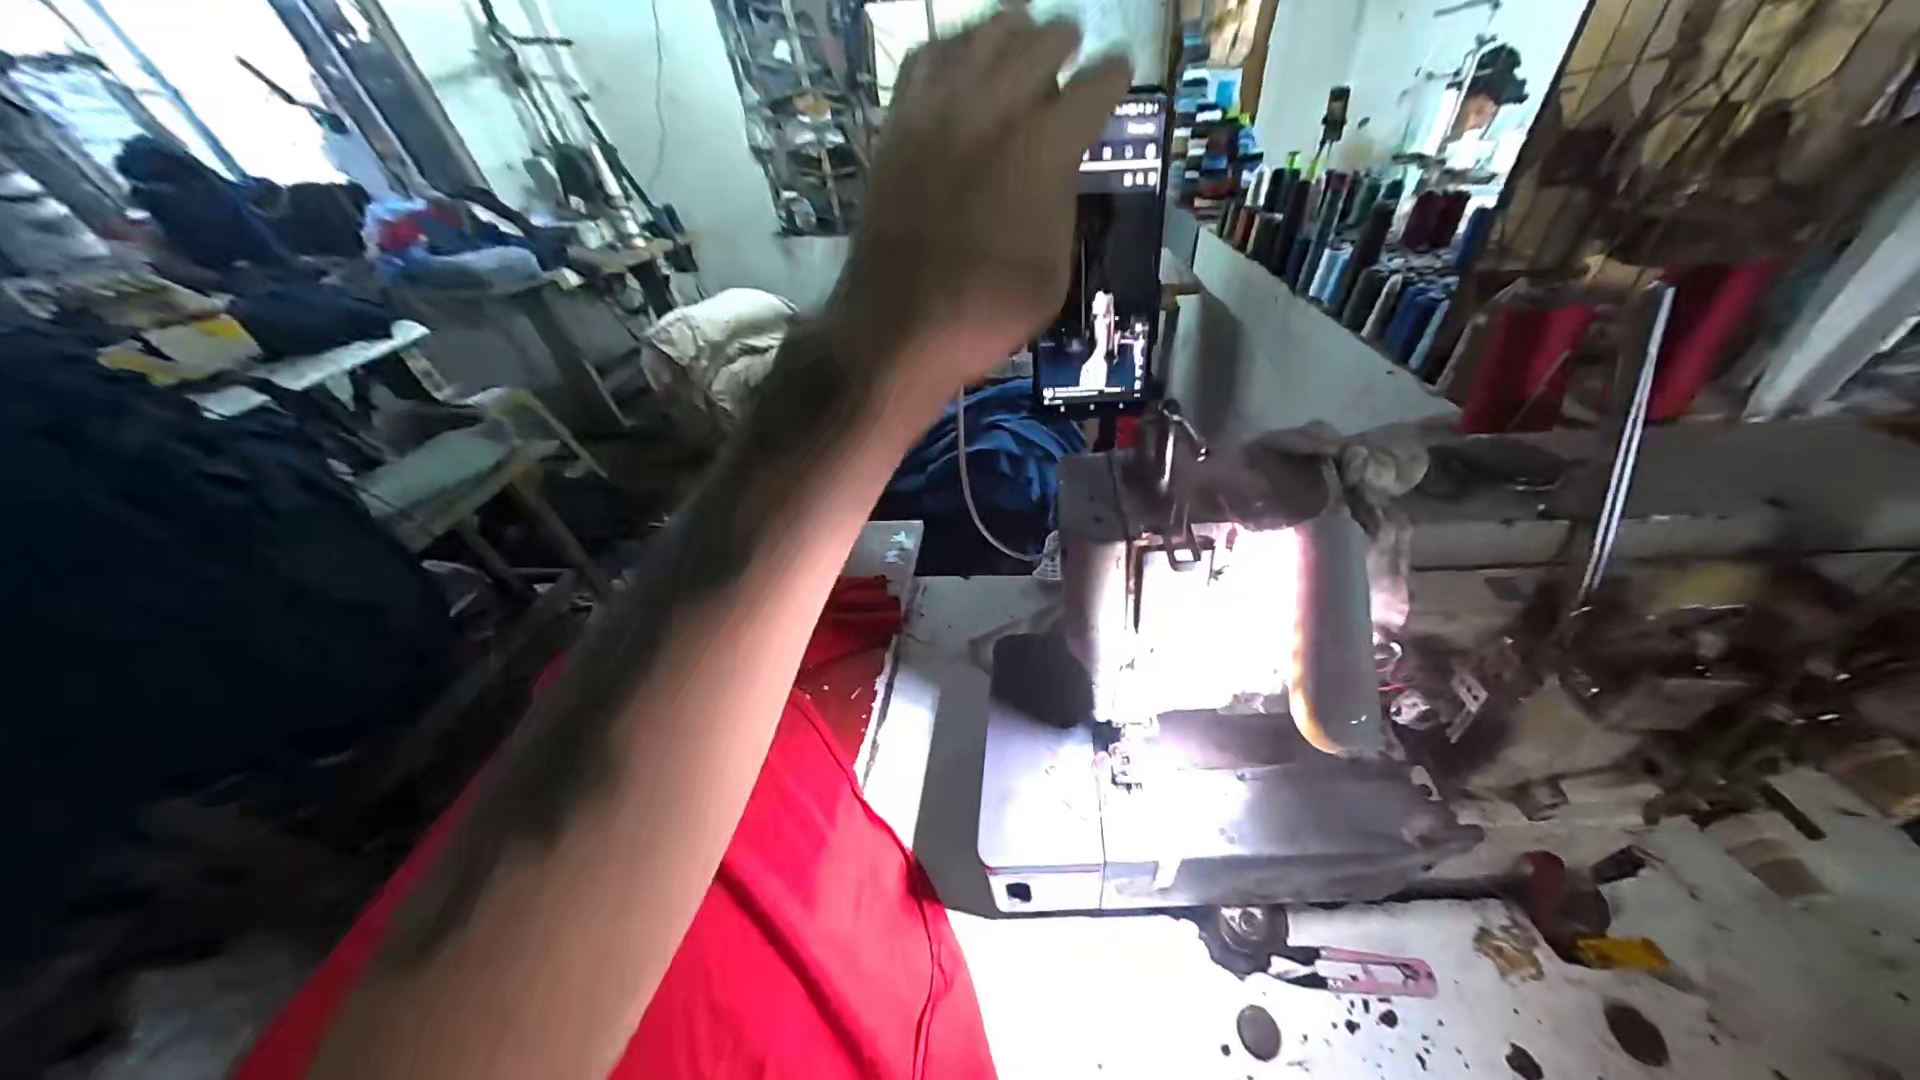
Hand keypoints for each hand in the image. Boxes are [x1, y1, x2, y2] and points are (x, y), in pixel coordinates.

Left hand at [826, 9, 1129, 413]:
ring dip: (1010, 33)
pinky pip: (925, 60)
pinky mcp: (898, 126)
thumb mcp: (1053, 275)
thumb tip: (1059, 170)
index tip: (1117, 77)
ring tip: (1021, 37)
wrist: (898, 329)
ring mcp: (938, 112)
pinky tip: (961, 63)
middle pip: (1039, 44)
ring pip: (981, 38)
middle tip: (1071, 48)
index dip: (1112, 80)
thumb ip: (1063, 207)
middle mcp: (993, 110)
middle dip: (1064, 42)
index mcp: (1044, 150)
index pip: (1093, 88)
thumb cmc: (984, 314)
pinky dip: (952, 50)